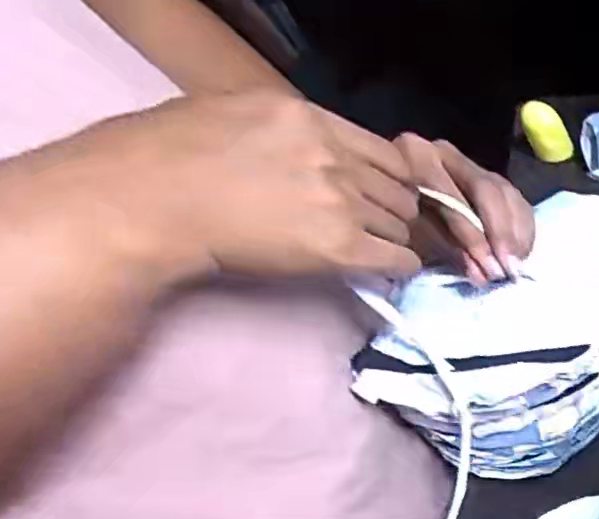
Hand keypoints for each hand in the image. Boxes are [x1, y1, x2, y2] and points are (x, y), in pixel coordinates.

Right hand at [38, 91, 423, 279]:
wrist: (138, 203)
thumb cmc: (170, 160)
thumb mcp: (236, 116)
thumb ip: (299, 135)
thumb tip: (347, 160)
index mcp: (305, 118)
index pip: (392, 158)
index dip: (391, 182)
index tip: (376, 196)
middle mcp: (331, 157)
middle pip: (402, 197)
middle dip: (388, 213)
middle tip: (358, 224)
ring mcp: (341, 202)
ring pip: (402, 230)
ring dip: (385, 240)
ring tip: (345, 241)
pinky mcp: (346, 245)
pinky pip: (404, 262)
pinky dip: (396, 267)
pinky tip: (372, 266)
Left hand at [392, 133, 534, 284]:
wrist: (394, 207)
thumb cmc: (398, 221)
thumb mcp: (413, 235)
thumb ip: (448, 250)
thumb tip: (483, 275)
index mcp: (415, 158)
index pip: (455, 199)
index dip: (476, 238)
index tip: (491, 271)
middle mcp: (446, 153)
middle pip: (489, 191)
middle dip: (503, 234)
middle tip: (511, 267)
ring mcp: (475, 165)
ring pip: (509, 196)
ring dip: (518, 235)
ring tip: (518, 263)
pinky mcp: (496, 181)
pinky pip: (519, 204)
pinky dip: (524, 232)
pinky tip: (522, 254)